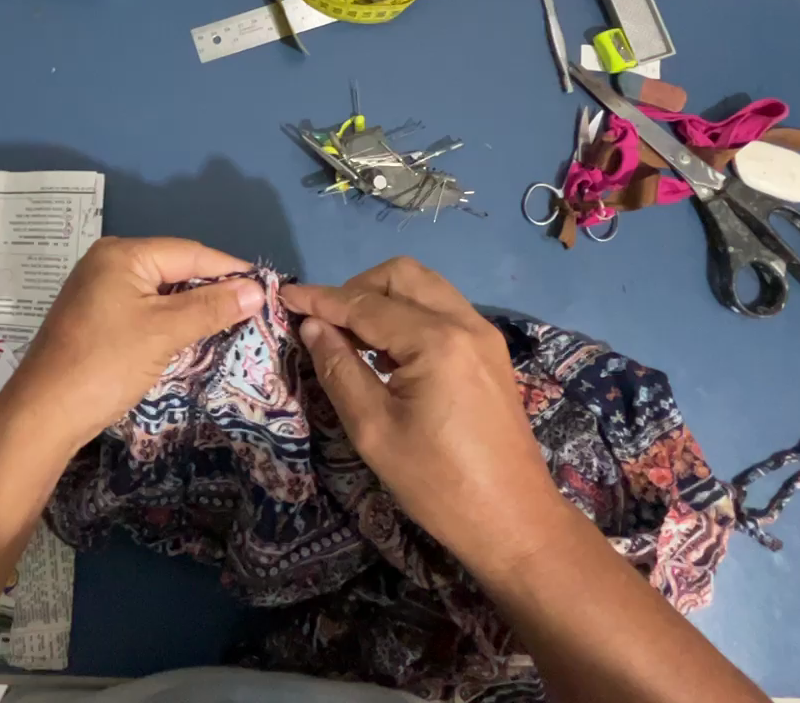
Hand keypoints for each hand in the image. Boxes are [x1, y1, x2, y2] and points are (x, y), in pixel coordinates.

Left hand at [5, 238, 260, 451]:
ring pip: (159, 290)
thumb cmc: (106, 364)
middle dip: (212, 286)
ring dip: (192, 304)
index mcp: (122, 254)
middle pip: (174, 267)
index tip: (267, 287)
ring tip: (231, 320)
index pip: (189, 252)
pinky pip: (143, 307)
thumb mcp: (164, 332)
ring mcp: (98, 289)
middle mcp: (108, 261)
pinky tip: (191, 332)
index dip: (229, 269)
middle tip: (252, 307)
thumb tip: (257, 290)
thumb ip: (211, 307)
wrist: (44, 414)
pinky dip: (169, 317)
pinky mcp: (95, 316)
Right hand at [282, 258, 569, 575]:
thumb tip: (312, 325)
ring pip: (423, 286)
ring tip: (353, 337)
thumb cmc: (438, 483)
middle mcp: (464, 323)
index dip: (320, 299)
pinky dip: (407, 314)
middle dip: (355, 289)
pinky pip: (440, 309)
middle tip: (327, 324)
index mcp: (435, 341)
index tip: (284, 295)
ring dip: (382, 298)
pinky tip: (387, 352)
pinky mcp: (489, 351)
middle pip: (399, 275)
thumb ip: (338, 368)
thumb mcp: (373, 429)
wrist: (515, 524)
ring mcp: (482, 335)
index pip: (364, 304)